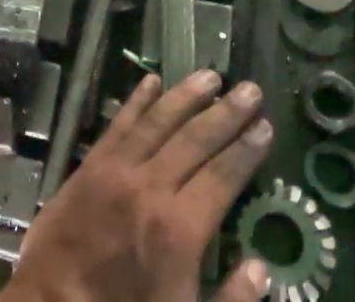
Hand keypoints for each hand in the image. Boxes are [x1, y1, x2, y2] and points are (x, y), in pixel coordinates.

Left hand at [0, 70, 272, 301]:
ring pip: (157, 122)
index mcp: (179, 229)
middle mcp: (150, 188)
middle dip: (226, 113)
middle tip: (249, 89)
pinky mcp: (89, 165)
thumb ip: (230, 300)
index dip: (246, 150)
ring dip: (186, 96)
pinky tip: (151, 81)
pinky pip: (117, 125)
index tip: (265, 125)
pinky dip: (136, 101)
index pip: (222, 176)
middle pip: (195, 140)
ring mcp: (116, 171)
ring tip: (211, 75)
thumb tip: (261, 267)